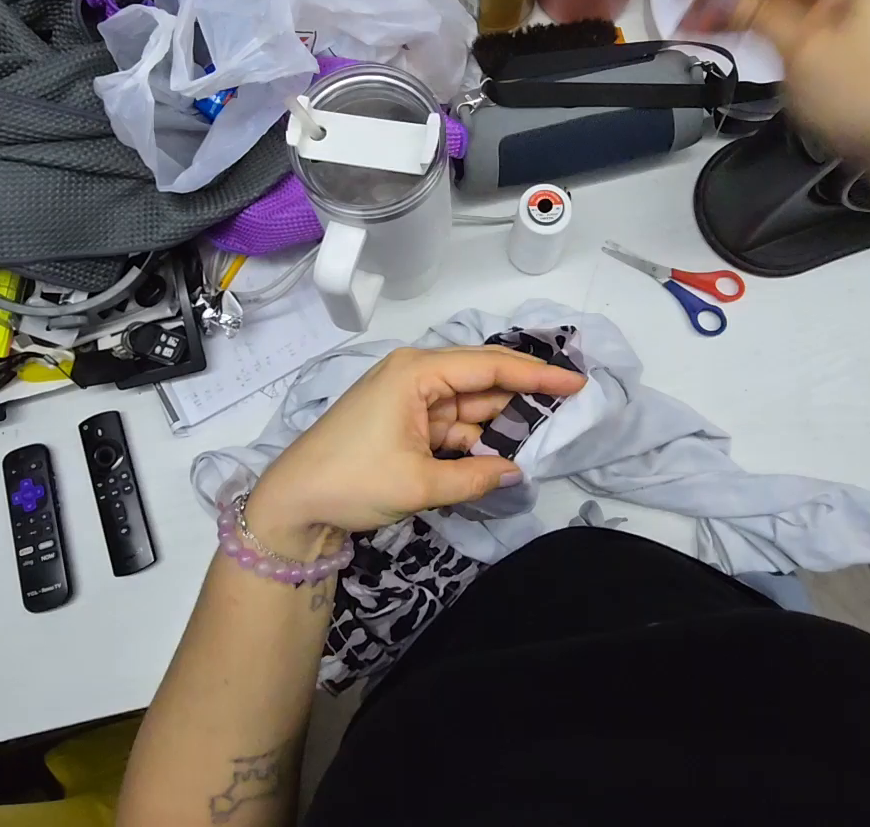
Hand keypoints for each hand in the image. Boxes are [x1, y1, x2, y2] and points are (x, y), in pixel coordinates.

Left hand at [243, 346, 587, 556]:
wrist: (293, 504)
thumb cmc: (352, 480)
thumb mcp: (419, 484)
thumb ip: (475, 476)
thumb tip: (516, 472)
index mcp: (416, 372)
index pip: (489, 366)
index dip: (536, 375)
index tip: (576, 383)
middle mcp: (414, 375)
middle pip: (481, 378)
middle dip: (523, 392)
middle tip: (569, 402)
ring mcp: (407, 398)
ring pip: (467, 404)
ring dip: (499, 421)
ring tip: (545, 432)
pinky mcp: (402, 422)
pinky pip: (450, 424)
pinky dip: (474, 438)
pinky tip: (502, 452)